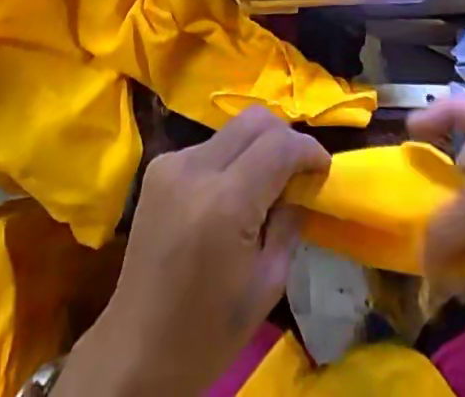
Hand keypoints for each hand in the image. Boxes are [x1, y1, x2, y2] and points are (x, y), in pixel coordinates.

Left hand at [57, 108, 328, 395]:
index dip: (309, 150)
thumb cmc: (211, 327)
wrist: (139, 345)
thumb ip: (289, 219)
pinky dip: (230, 158)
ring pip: (230, 129)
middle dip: (285, 138)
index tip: (324, 169)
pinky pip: (208, 146)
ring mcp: (170, 163)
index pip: (279, 143)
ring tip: (266, 185)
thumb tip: (305, 182)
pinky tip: (233, 193)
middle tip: (299, 172)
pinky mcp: (156, 166)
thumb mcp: (269, 280)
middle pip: (253, 120)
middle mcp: (194, 168)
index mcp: (225, 201)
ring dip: (256, 147)